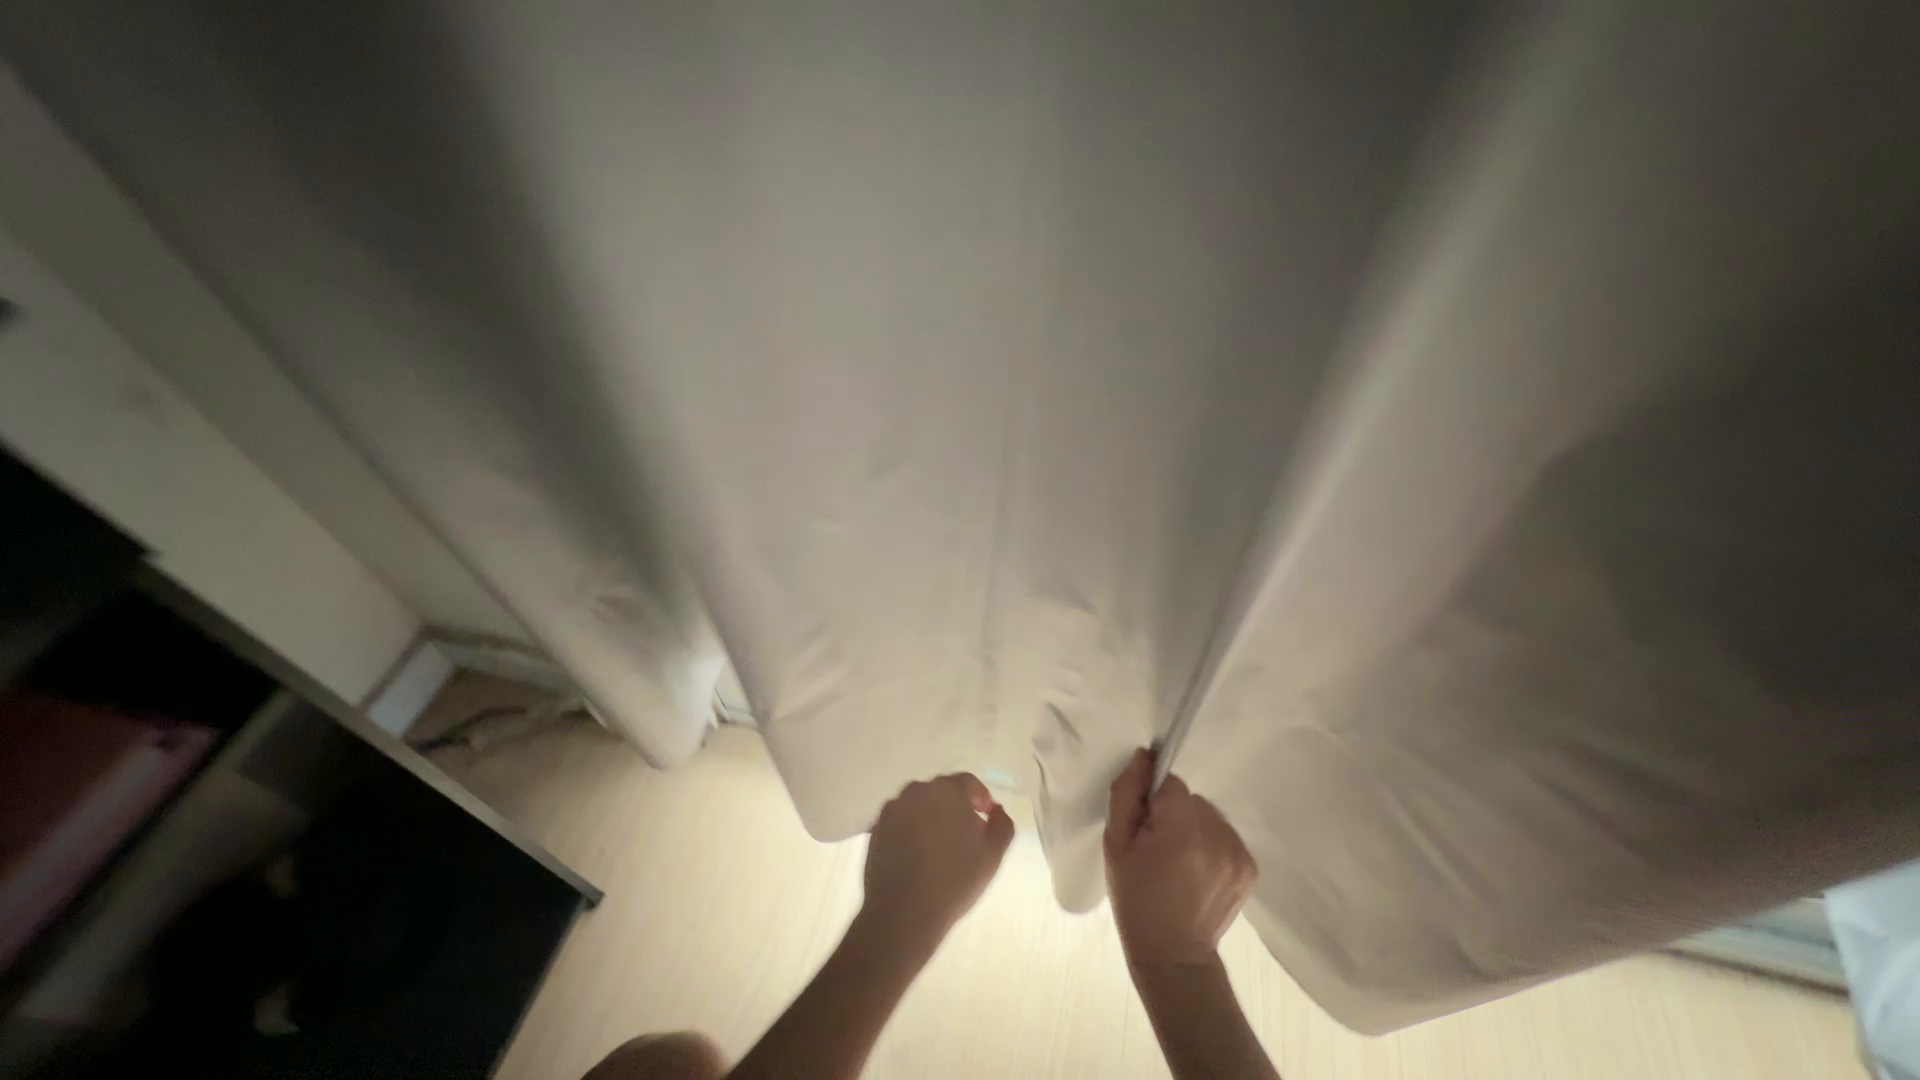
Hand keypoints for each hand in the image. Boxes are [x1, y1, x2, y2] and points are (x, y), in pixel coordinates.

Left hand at [861, 773, 1014, 950]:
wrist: (904, 912)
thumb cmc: (955, 880)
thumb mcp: (993, 853)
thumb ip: (1002, 823)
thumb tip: (995, 809)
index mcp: (947, 790)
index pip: (968, 782)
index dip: (980, 798)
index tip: (985, 818)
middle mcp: (916, 791)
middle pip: (941, 791)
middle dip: (955, 807)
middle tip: (965, 835)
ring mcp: (891, 809)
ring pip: (918, 805)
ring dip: (931, 817)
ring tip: (939, 848)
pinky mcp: (875, 829)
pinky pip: (899, 822)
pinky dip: (909, 831)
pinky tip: (916, 857)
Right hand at [1104, 748, 1256, 968]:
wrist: (1172, 953)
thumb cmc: (1135, 897)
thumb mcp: (1115, 844)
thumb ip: (1127, 794)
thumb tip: (1143, 756)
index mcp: (1182, 832)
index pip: (1171, 784)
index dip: (1153, 801)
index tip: (1145, 826)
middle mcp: (1217, 837)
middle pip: (1190, 799)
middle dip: (1173, 814)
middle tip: (1157, 848)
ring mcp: (1238, 852)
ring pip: (1208, 815)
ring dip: (1193, 828)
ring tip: (1178, 862)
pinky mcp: (1250, 866)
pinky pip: (1223, 834)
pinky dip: (1210, 844)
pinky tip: (1197, 871)